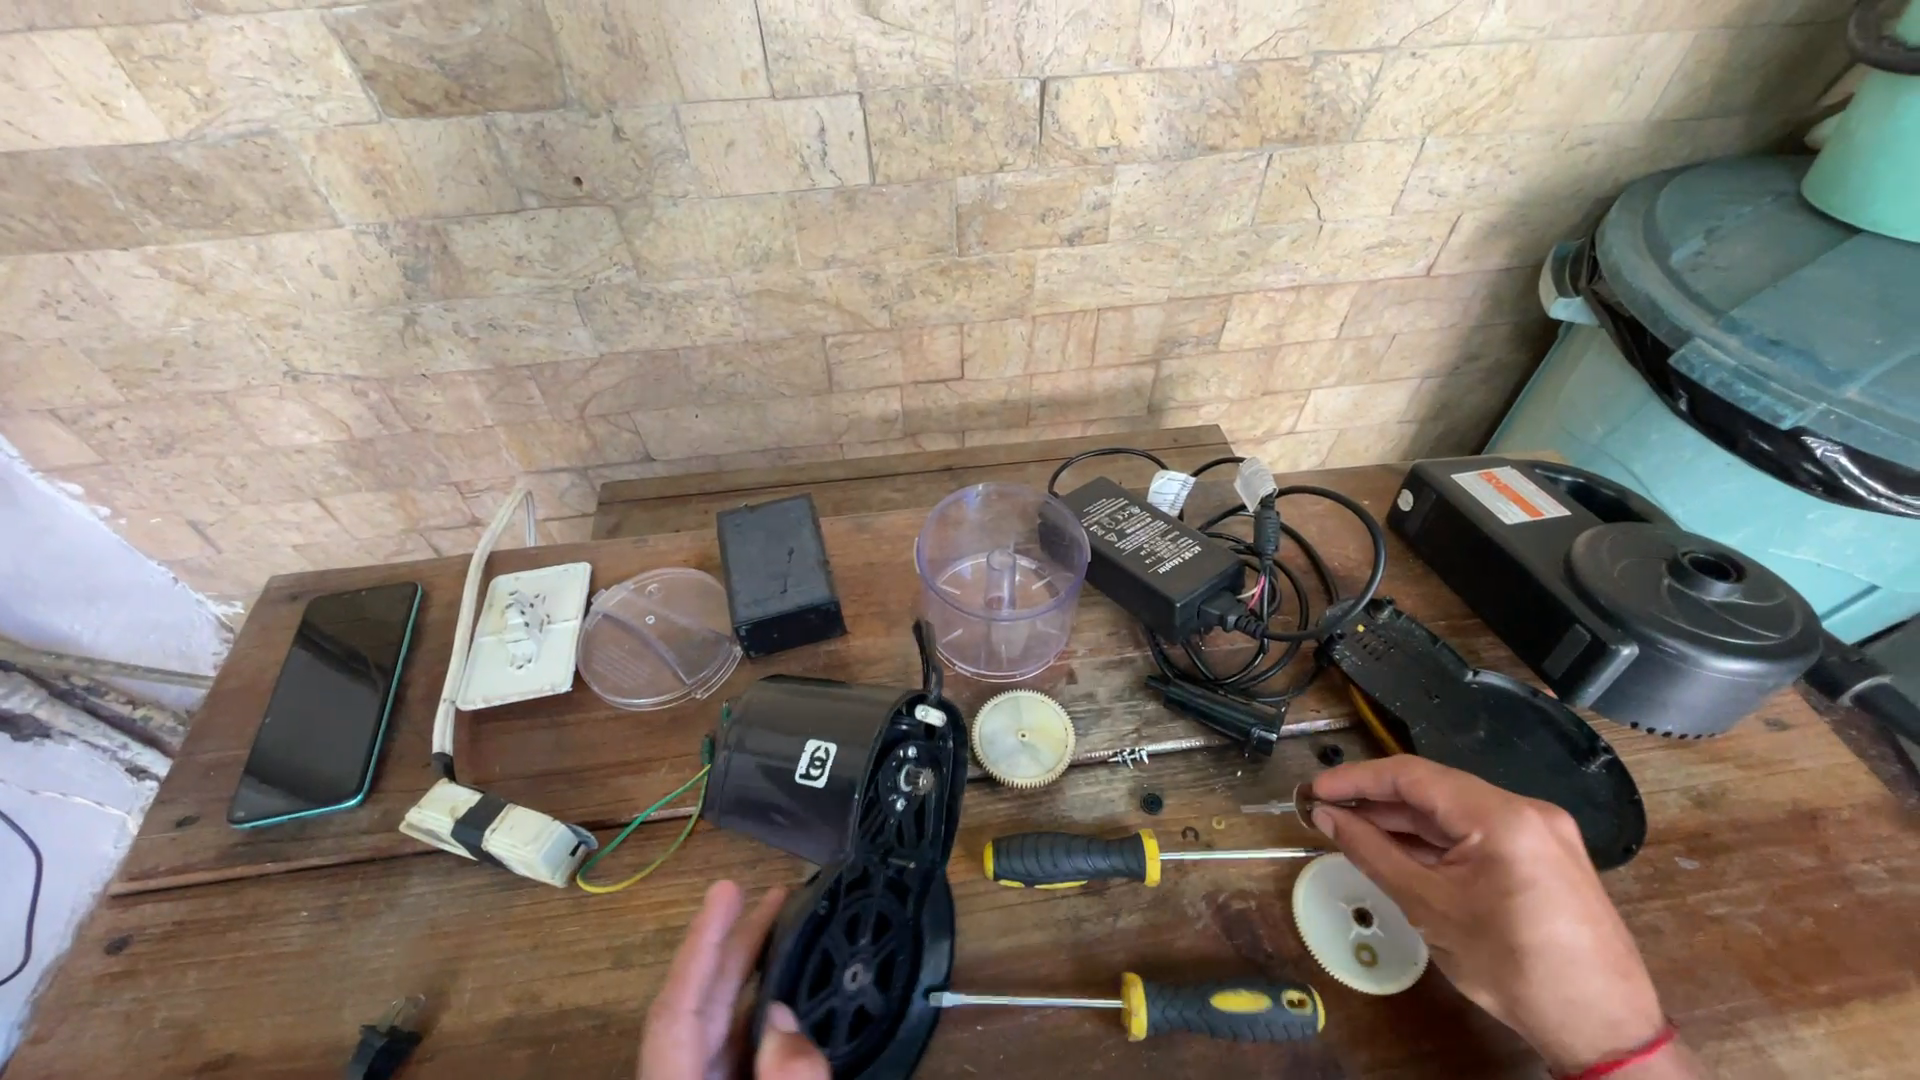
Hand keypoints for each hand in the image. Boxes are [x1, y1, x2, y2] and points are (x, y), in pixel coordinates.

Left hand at [639, 880, 829, 1079]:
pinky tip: (790, 994)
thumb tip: (784, 1018)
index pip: (677, 1007)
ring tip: (791, 928)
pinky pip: (738, 1049)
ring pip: (723, 1026)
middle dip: (737, 944)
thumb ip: (785, 1079)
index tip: (726, 889)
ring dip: (754, 975)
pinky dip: (761, 1015)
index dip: (700, 944)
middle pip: (701, 1005)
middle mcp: (681, 1079)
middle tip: (779, 894)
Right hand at [1310, 757, 1692, 1076]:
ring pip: (1454, 813)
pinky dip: (1435, 840)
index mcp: (1501, 816)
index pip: (1412, 775)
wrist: (1605, 1031)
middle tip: (1326, 811)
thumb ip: (1371, 851)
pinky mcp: (1546, 858)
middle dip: (1377, 801)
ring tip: (1352, 831)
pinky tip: (1399, 851)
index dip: (1356, 779)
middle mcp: (1526, 812)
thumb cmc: (1511, 966)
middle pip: (1434, 790)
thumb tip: (1326, 816)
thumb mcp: (1428, 906)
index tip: (1314, 790)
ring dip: (1403, 821)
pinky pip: (1477, 834)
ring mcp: (1542, 834)